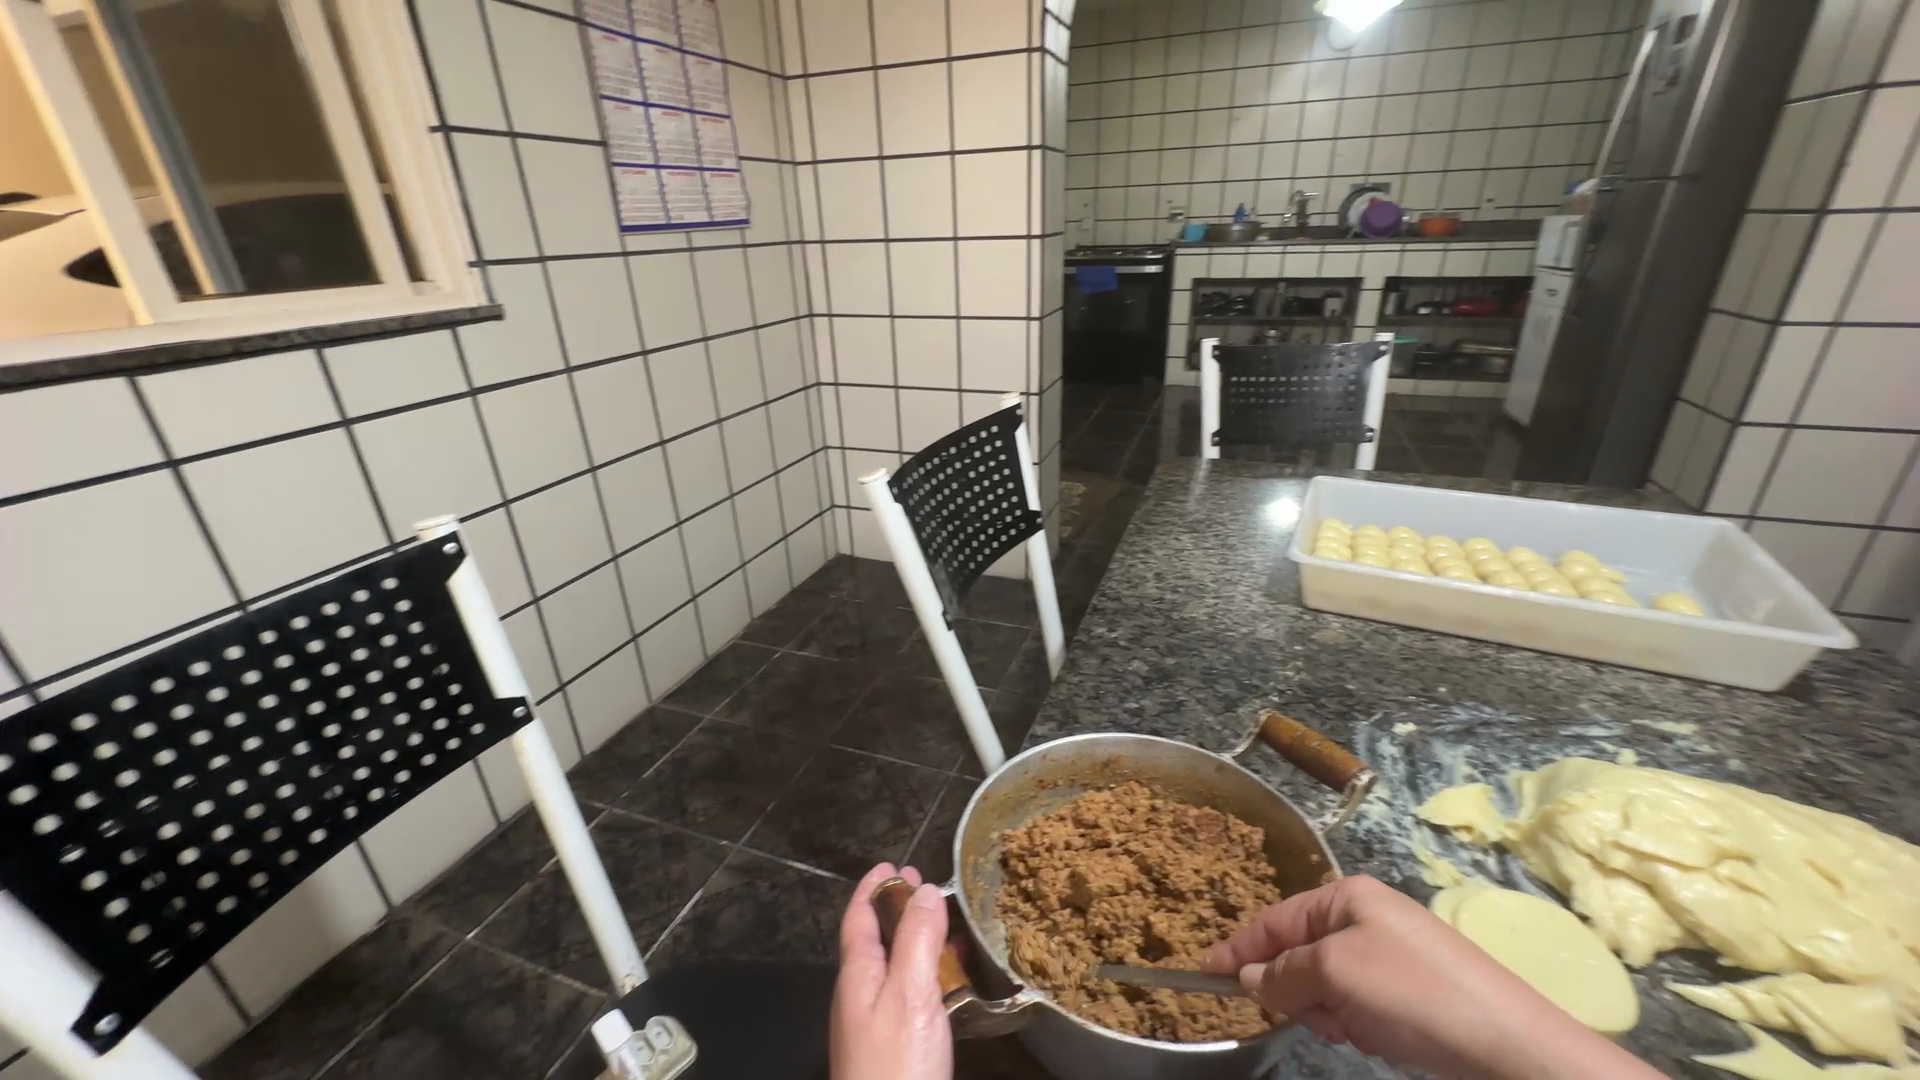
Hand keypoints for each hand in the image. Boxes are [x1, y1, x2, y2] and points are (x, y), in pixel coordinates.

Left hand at [831, 863, 953, 1079]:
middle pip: (875, 938)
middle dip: (897, 907)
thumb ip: (917, 939)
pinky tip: (952, 977)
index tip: (892, 864)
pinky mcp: (894, 1045)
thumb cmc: (896, 1061)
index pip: (859, 917)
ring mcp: (874, 1021)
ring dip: (915, 937)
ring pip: (894, 964)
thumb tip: (925, 888)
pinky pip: (908, 992)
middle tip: (924, 885)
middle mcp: (861, 992)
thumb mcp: (910, 993)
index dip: (874, 887)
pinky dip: (927, 971)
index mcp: (858, 973)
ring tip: (944, 921)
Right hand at [1203, 876, 1660, 1079]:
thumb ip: (1283, 974)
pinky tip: (1379, 1039)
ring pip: (1328, 983)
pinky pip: (1359, 1002)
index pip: (1274, 919)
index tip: (1204, 972)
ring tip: (1357, 1031)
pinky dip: (1358, 1023)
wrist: (1515, 1050)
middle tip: (1317, 1017)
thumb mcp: (1334, 974)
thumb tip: (1252, 980)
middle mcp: (1367, 916)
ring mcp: (1393, 953)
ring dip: (1330, 1011)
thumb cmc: (1414, 994)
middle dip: (1298, 989)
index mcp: (1346, 895)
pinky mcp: (1414, 991)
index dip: (1239, 948)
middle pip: (1300, 952)